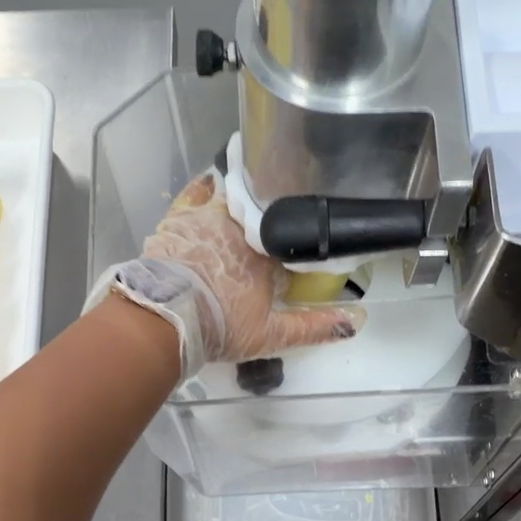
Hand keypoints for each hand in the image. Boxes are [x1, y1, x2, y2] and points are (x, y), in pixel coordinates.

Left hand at [103, 173, 363, 378]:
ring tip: (245, 195)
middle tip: (273, 211)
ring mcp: (205, 215)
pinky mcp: (176, 218)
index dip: (294, 235)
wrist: (164, 319)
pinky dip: (203, 189)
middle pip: (260, 206)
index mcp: (266, 248)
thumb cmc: (221, 325)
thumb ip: (313, 327)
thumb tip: (357, 322)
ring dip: (238, 193)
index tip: (298, 237)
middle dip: (267, 208)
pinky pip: (193, 193)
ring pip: (229, 193)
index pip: (289, 232)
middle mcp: (239, 222)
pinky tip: (207, 185)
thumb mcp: (271, 334)